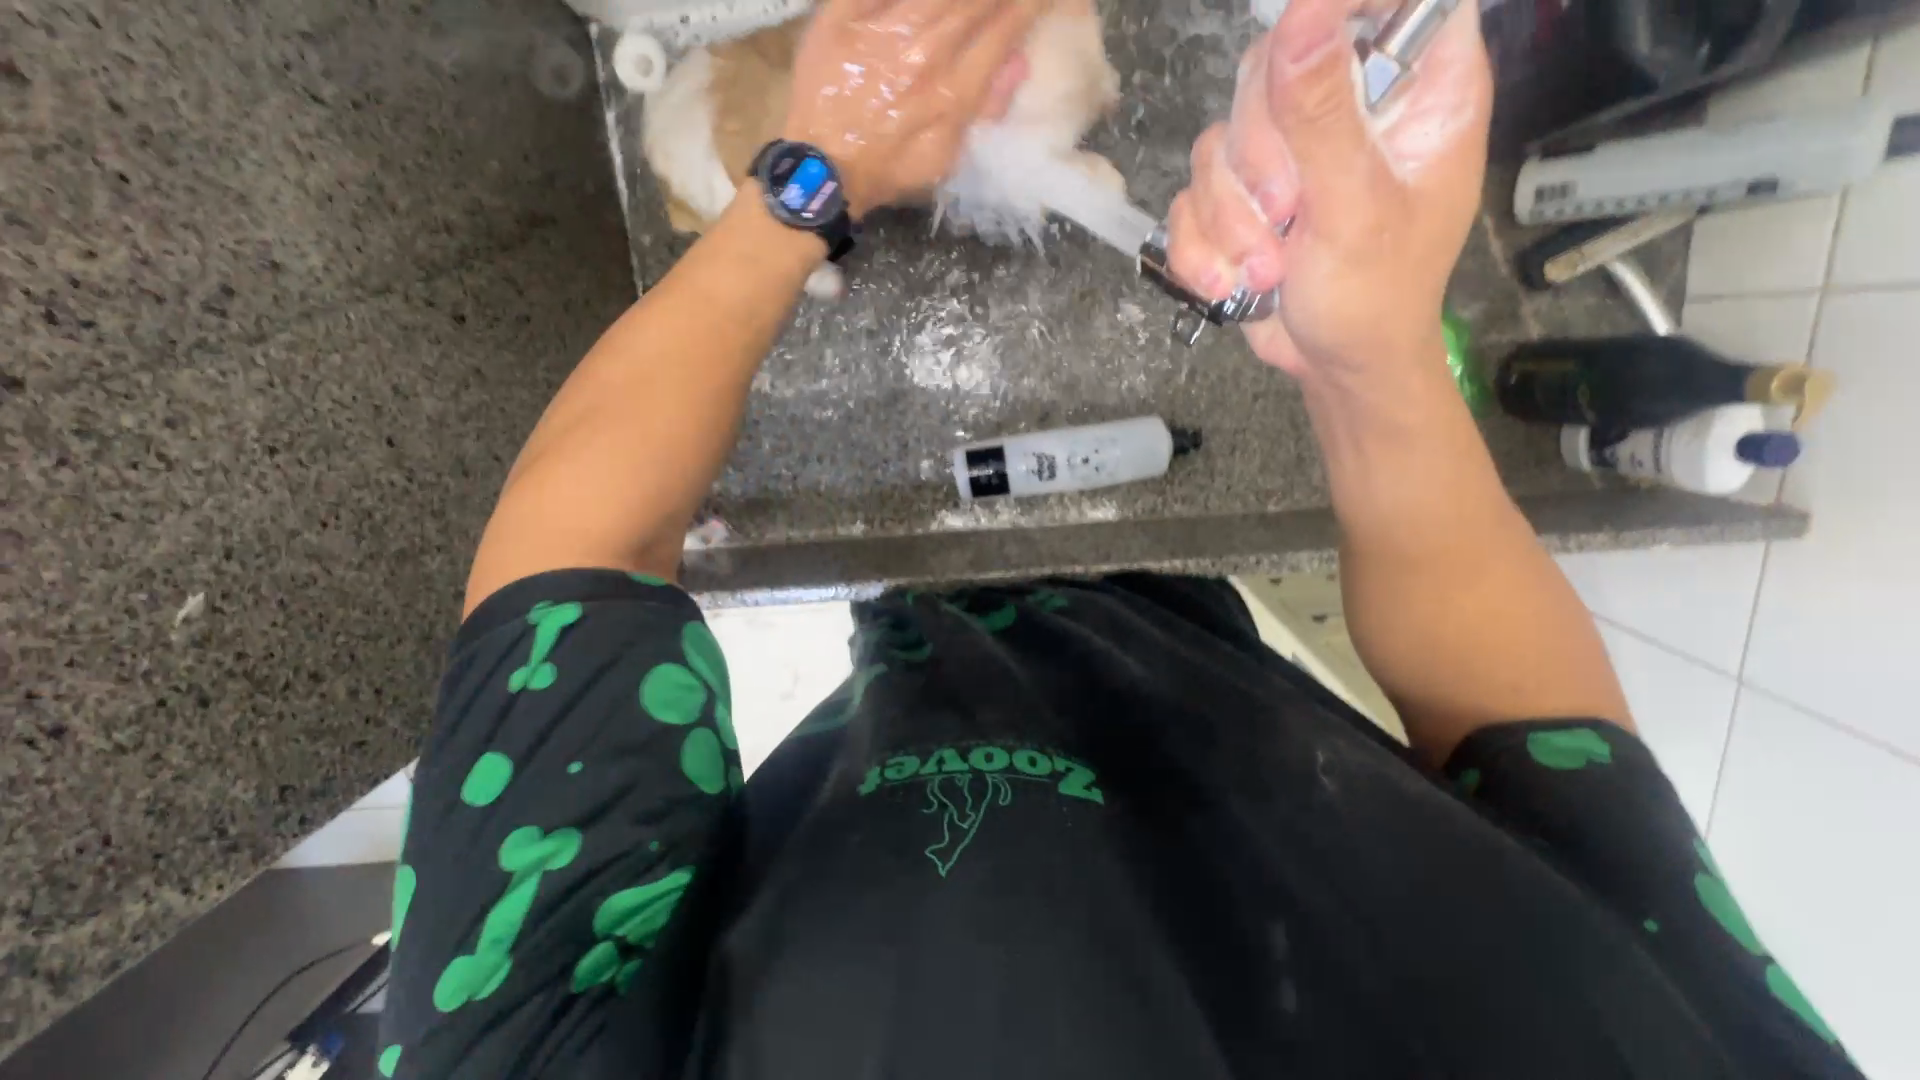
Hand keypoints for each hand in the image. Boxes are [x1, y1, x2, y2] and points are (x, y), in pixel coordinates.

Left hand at [782, 0, 1040, 216]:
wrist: (821, 170)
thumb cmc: (888, 169)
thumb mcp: (945, 159)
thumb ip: (983, 110)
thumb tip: (1018, 63)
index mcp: (951, 92)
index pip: (1003, 32)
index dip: (1027, 7)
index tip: (1040, 0)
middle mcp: (922, 52)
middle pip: (973, 1)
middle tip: (1006, 0)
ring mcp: (880, 29)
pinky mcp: (841, 15)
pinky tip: (923, 1)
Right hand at [1164, 0, 1491, 382]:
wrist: (1333, 365)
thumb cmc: (1376, 296)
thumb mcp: (1358, 210)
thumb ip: (1326, 119)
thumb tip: (1302, 17)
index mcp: (1414, 88)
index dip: (1341, 2)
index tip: (1299, 44)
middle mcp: (1346, 104)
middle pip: (1274, 64)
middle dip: (1260, 156)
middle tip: (1288, 213)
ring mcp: (1286, 151)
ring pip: (1220, 139)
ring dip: (1230, 218)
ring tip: (1266, 267)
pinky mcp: (1239, 195)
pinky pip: (1190, 196)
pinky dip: (1202, 246)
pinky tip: (1232, 281)